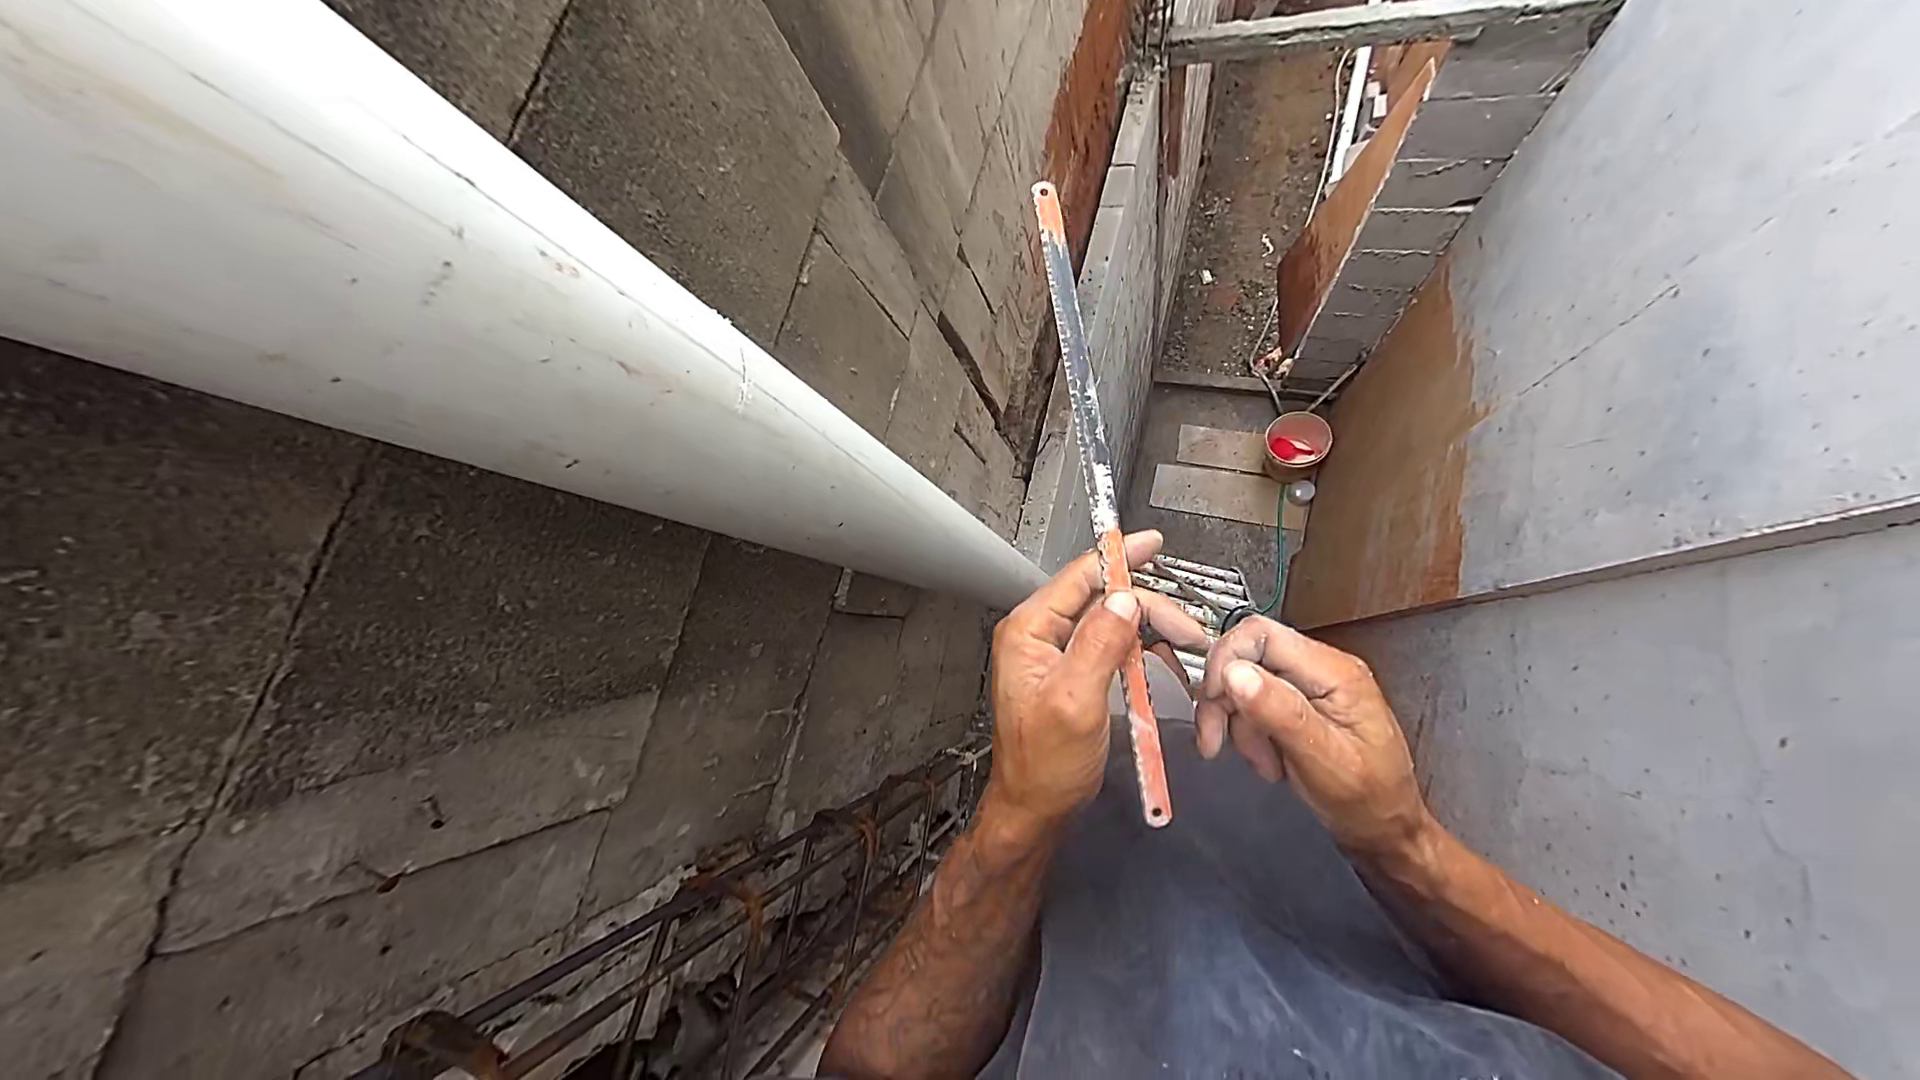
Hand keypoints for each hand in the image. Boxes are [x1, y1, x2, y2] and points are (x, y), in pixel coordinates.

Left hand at [984, 531, 1208, 835]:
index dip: (1117, 558)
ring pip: (1112, 624)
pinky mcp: (1073, 671)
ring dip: (1150, 633)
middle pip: (1102, 600)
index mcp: (1029, 632)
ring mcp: (1056, 653)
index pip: (1077, 578)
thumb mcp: (1075, 703)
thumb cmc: (1044, 763)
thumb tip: (1123, 599)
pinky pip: (1112, 648)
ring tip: (1184, 650)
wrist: (1037, 805)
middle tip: (1187, 630)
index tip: (1149, 543)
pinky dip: (1140, 654)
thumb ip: (1099, 646)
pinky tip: (1162, 666)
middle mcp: (1040, 635)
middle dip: (1148, 610)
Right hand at [1195, 615, 1430, 857]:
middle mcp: (1320, 669)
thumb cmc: (1369, 802)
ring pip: (1241, 681)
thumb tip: (1235, 673)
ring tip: (1261, 759)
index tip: (1213, 700)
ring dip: (1236, 722)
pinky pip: (1250, 701)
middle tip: (1216, 737)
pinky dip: (1245, 729)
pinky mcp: (1294, 701)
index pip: (1259, 634)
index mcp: (1334, 672)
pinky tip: (1264, 755)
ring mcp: (1307, 684)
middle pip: (1244, 657)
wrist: (1383, 831)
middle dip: (1224, 699)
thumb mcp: (1323, 760)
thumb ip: (1280, 712)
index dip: (1225, 662)